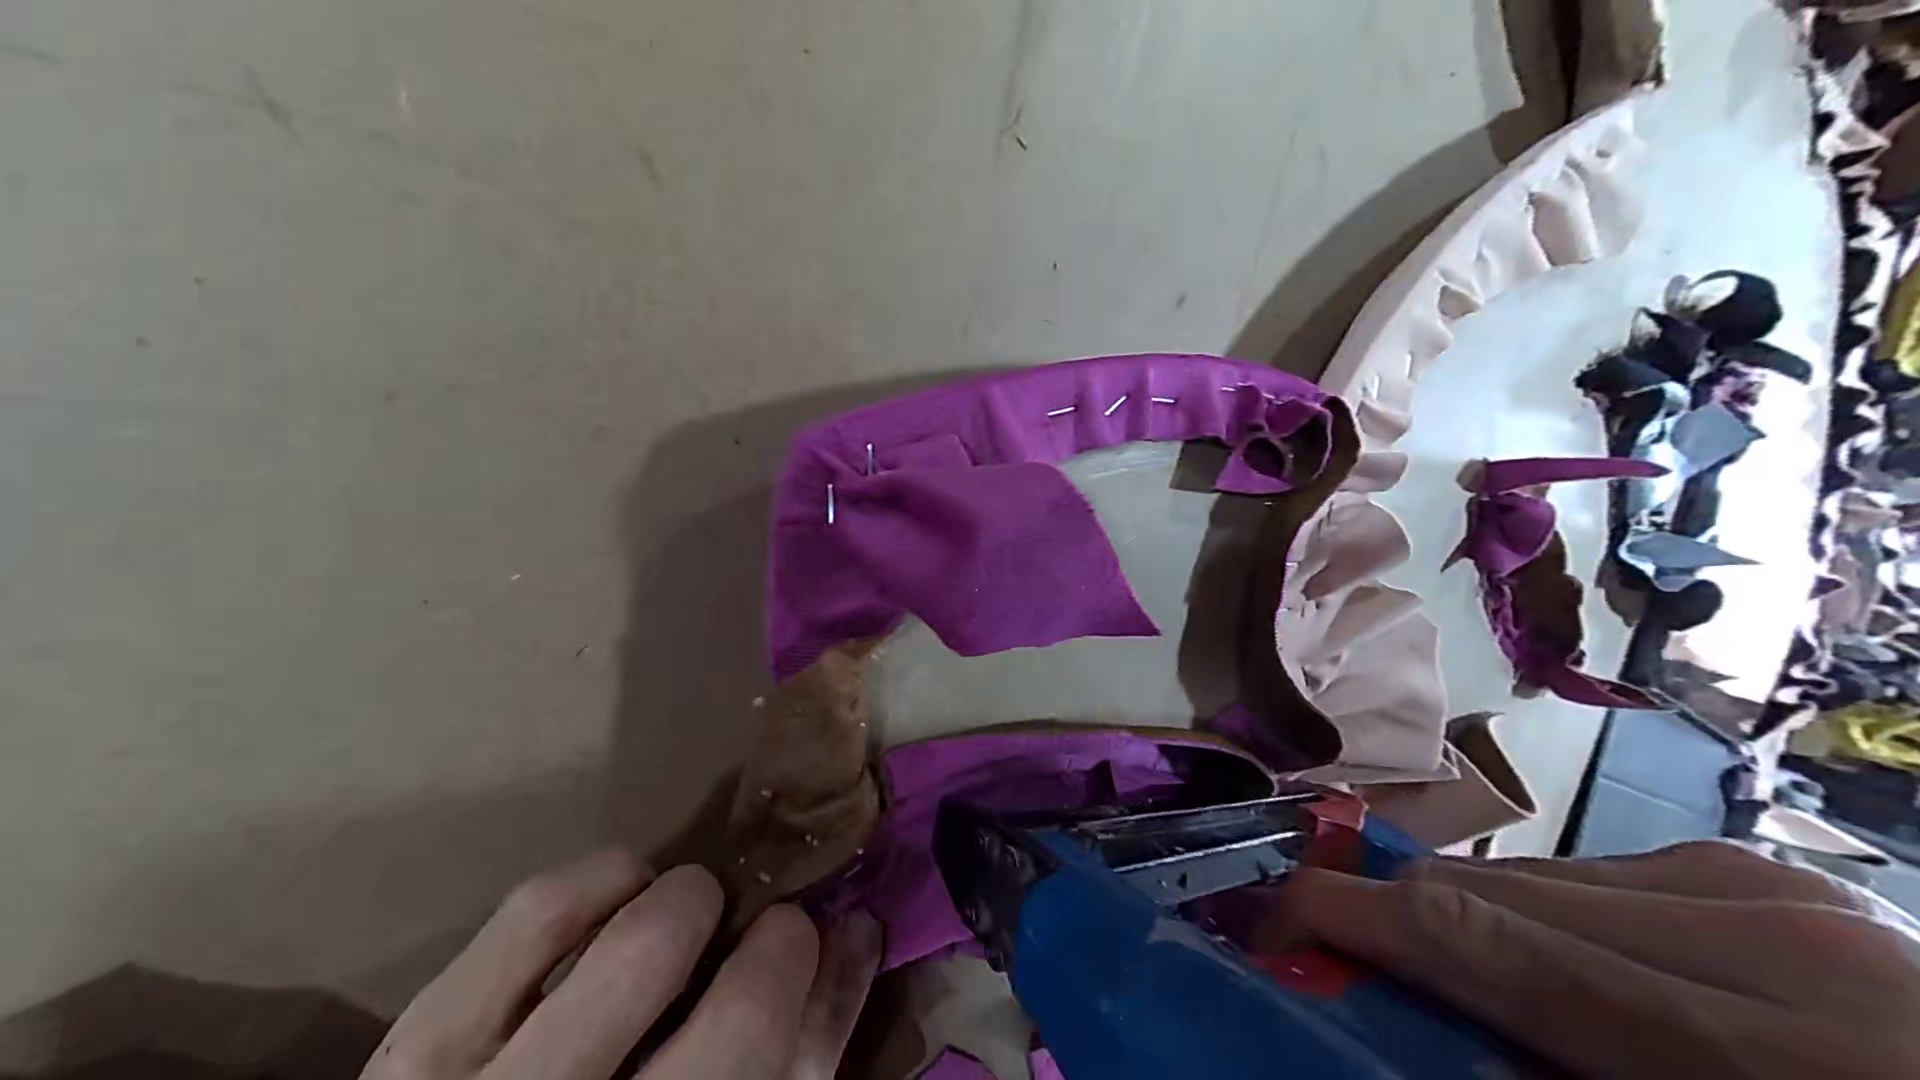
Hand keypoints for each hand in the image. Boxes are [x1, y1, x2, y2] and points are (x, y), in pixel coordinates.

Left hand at [361, 850, 879, 1079]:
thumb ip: (813, 1043)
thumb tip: (857, 927)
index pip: (747, 1014)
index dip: (787, 949)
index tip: (792, 936)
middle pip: (655, 943)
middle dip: (717, 910)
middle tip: (727, 937)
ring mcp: (467, 1079)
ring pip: (589, 914)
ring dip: (661, 895)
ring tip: (673, 924)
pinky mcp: (415, 1049)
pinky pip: (527, 912)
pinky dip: (594, 882)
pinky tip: (615, 910)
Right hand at [1282, 840, 1919, 1078]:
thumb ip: (1523, 1072)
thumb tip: (1389, 1013)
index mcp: (1769, 1055)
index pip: (1480, 939)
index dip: (1350, 917)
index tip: (1272, 927)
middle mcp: (1763, 930)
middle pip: (1483, 888)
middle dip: (1388, 918)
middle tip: (1340, 964)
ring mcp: (1770, 883)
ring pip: (1521, 870)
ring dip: (1463, 917)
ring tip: (1456, 975)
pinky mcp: (1765, 871)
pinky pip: (1585, 876)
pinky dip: (1538, 916)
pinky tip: (1562, 966)